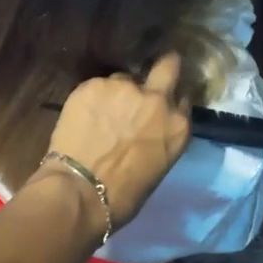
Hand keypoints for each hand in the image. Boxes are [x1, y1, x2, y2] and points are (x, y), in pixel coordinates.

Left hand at [34, 53, 192, 228]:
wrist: (80, 190)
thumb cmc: (122, 196)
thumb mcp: (157, 167)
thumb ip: (159, 137)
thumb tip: (148, 129)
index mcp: (177, 126)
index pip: (182, 99)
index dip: (170, 100)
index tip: (162, 103)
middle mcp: (156, 99)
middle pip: (167, 66)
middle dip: (164, 66)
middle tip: (150, 75)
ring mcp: (124, 87)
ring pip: (123, 79)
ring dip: (117, 92)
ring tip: (101, 112)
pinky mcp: (94, 83)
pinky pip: (97, 86)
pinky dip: (92, 98)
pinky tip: (83, 115)